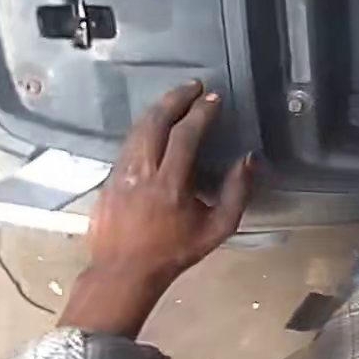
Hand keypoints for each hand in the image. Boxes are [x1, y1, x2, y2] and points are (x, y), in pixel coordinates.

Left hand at [59, 81, 253, 337]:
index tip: (214, 98)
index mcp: (170, 185)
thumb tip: (248, 160)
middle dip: (175, 99)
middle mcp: (142, 172)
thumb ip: (236, 192)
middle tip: (193, 85)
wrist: (123, 272)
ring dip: (158, 109)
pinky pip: (128, 143)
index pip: (185, 137)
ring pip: (138, 129)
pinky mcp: (109, 178)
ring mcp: (121, 173)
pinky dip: (145, 126)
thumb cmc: (176, 251)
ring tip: (176, 97)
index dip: (201, 114)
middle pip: (155, 123)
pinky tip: (155, 123)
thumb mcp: (218, 228)